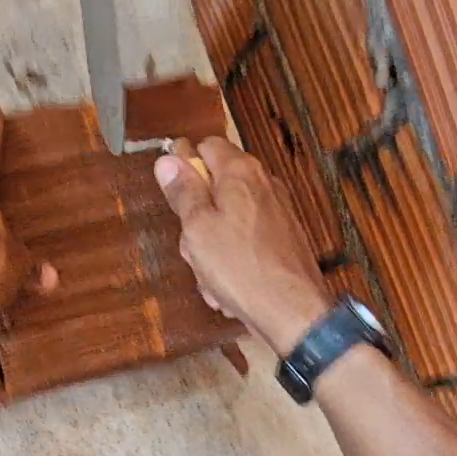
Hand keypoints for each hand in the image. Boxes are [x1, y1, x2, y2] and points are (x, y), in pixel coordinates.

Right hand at [155, 138, 331, 355]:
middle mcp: (262, 184)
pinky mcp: (282, 240)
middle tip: (192, 249)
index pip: (205, 147)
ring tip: (212, 277)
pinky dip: (232, 262)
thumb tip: (167, 160)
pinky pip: (244, 243)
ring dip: (211, 249)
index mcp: (239, 173)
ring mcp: (276, 212)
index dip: (184, 167)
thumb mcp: (198, 229)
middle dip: (197, 219)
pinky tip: (230, 287)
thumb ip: (183, 193)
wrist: (289, 308)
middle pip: (216, 189)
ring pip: (228, 221)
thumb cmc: (240, 268)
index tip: (174, 195)